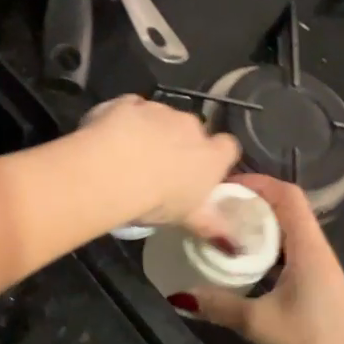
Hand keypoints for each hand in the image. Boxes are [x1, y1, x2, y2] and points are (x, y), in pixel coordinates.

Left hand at [74, 95, 239, 234]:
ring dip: (150, 129)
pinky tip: (110, 136)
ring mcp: (159, 110)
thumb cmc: (157, 200)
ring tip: (129, 153)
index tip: (200, 170)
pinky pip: (130, 106)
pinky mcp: (128, 102)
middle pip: (192, 130)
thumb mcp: (186, 219)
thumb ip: (210, 224)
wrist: (113, 170)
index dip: (215, 156)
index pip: (228, 147)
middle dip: (179, 142)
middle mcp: (190, 126)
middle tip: (159, 167)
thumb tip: (233, 242)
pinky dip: (124, 117)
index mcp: (211, 156)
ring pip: (160, 116)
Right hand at [181, 175, 343, 343]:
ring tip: (217, 233)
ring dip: (254, 229)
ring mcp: (318, 272)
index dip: (255, 182)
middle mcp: (316, 253)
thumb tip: (178, 295)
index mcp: (309, 249)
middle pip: (283, 210)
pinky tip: (238, 268)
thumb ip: (220, 305)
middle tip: (209, 210)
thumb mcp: (260, 326)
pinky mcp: (315, 291)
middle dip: (247, 204)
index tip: (219, 187)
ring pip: (284, 234)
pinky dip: (262, 252)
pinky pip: (286, 256)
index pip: (286, 194)